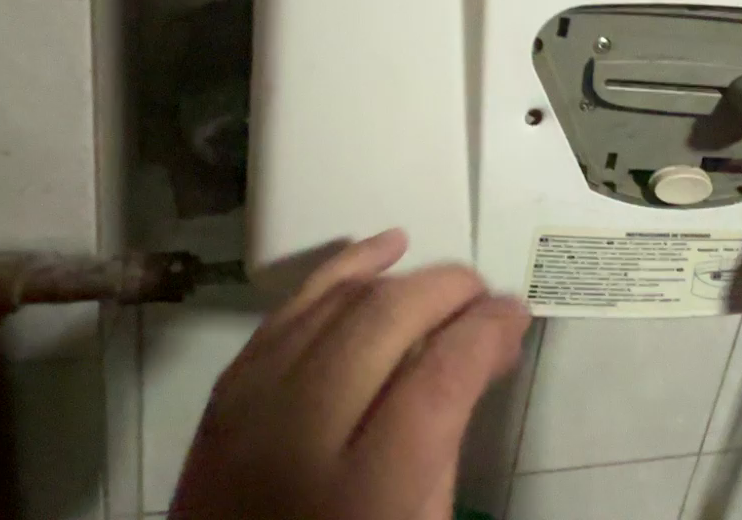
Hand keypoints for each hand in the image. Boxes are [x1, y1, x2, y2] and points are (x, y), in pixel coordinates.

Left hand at [170, 229, 530, 519]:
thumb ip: (448, 436)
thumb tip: (483, 345)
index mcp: (363, 493)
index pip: (438, 376)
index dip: (485, 332)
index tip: (514, 315)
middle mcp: (298, 435)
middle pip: (385, 319)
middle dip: (448, 291)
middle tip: (485, 298)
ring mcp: (250, 405)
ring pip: (340, 299)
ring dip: (404, 278)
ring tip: (448, 284)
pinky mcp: (227, 389)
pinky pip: (294, 303)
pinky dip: (344, 267)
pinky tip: (386, 248)